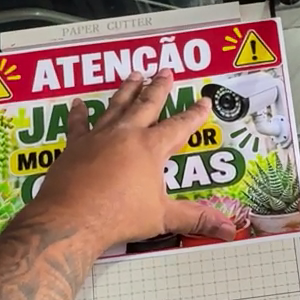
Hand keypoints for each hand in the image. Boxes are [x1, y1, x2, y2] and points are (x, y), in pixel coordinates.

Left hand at [31, 72, 234, 248]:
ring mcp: (98, 137)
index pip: (179, 126)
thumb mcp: (163, 218)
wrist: (72, 219)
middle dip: (159, 87)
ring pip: (116, 106)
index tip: (204, 101)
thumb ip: (195, 218)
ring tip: (134, 75)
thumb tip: (227, 228)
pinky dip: (79, 113)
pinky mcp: (75, 146)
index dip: (194, 114)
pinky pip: (78, 124)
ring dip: (127, 90)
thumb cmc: (118, 217)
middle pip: (146, 104)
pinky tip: (78, 103)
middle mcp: (125, 134)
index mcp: (150, 148)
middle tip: (165, 71)